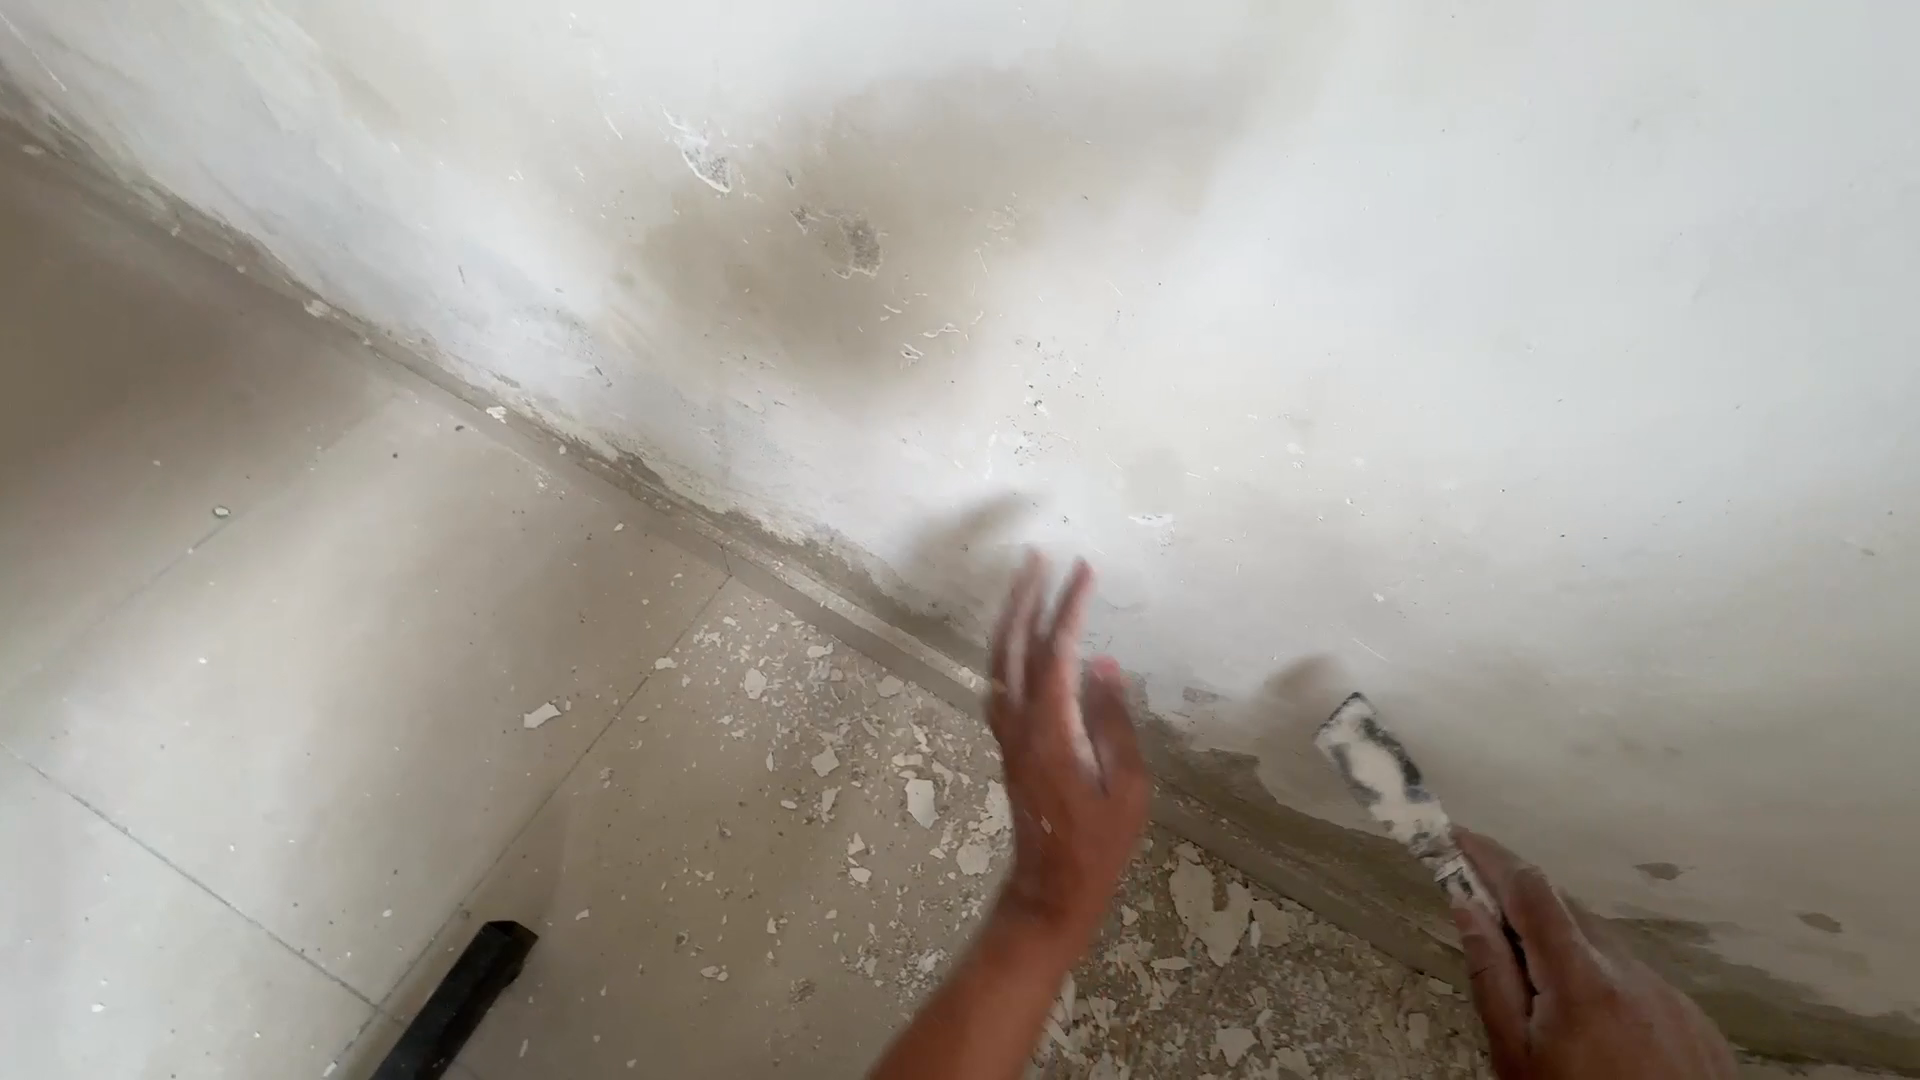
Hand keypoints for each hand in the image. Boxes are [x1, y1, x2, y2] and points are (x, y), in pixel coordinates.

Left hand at [986, 553, 1148, 942]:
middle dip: (1024, 596)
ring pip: (998, 659)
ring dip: (1011, 615)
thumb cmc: (1098, 844)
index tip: (1083, 571)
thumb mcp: (1126, 787)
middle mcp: (1017, 722)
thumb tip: (1103, 663)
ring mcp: (1005, 730)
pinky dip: (1007, 644)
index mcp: (1050, 729)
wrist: (1050, 886)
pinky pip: (999, 678)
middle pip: (1012, 645)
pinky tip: (1020, 634)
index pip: (1056, 652)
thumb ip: (1112, 722)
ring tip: (1028, 581)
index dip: (1068, 607)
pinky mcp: (1005, 739)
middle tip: (1038, 557)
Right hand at [1453, 828, 1738, 1079]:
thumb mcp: (1513, 1050)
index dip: (1489, 854)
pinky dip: (1596, 970)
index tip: (1454, 835)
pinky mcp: (1698, 1023)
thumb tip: (1464, 901)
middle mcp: (1635, 974)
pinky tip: (1585, 1011)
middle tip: (1476, 906)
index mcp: (1583, 980)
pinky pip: (1633, 974)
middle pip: (1565, 909)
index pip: (1530, 888)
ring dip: (1557, 936)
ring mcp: (1673, 997)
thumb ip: (1490, 971)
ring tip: (1529, 972)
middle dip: (1516, 897)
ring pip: (1599, 940)